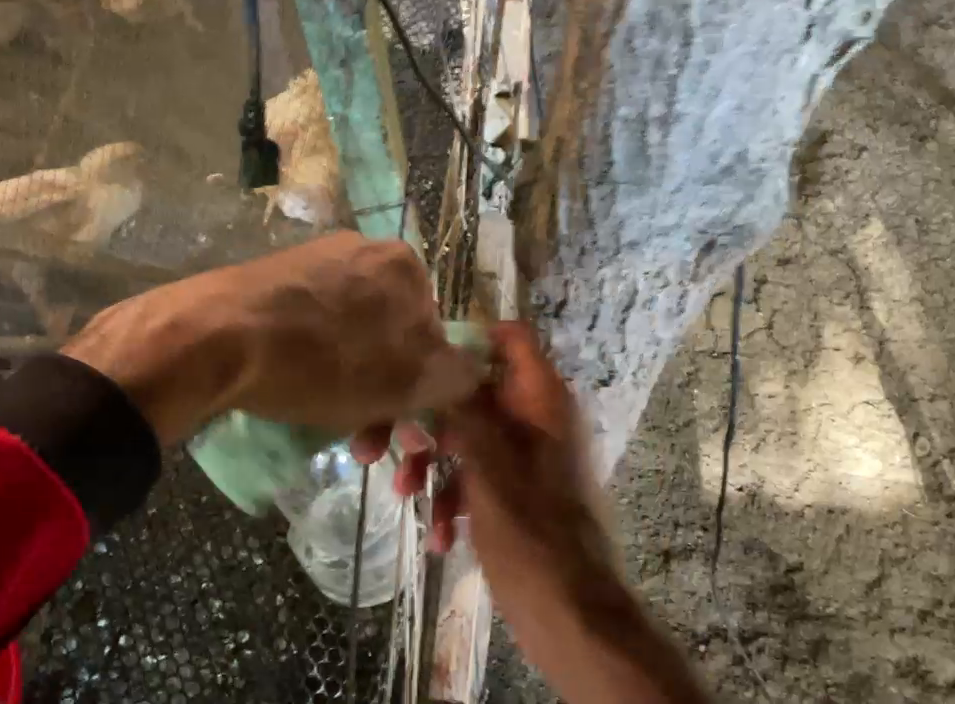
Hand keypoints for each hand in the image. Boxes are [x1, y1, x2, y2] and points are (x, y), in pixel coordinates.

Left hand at [65, 233, 483, 444]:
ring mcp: (312, 262)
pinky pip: (311, 330)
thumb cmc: (324, 359)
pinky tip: (296, 397)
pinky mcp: (271, 281)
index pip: (436, 332)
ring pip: (351, 338)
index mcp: (402, 263)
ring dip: (352, 391)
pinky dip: (314, 367)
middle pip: (392, 337)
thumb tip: (474, 371)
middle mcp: (361, 250)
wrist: (215, 337)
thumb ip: (456, 374)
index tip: (407, 432)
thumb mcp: (406, 380)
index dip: (426, 389)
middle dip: (386, 397)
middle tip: (368, 446)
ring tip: (331, 433)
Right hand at [371, 322, 709, 703]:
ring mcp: (526, 457)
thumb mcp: (489, 464)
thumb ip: (462, 407)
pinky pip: (477, 475)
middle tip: (382, 439)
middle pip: (473, 393)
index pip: (510, 339)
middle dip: (427, 418)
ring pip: (467, 437)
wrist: (572, 616)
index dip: (465, 339)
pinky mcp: (516, 493)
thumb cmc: (532, 533)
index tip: (417, 358)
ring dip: (432, 463)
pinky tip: (439, 537)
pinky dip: (454, 498)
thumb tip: (438, 356)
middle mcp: (535, 418)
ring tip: (405, 494)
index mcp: (542, 399)